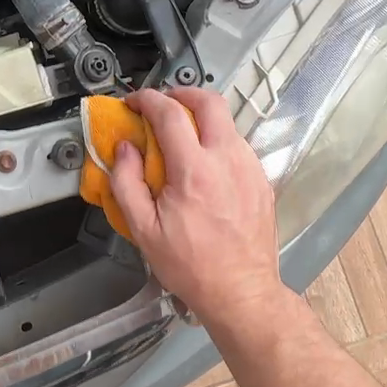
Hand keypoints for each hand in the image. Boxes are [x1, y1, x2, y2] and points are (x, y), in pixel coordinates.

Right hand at [108, 88, 284, 318]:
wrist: (242, 294)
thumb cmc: (190, 265)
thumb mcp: (142, 228)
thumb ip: (125, 181)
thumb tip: (125, 148)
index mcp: (194, 170)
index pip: (170, 113)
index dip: (147, 99)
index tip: (133, 102)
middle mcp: (227, 161)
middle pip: (209, 101)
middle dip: (181, 92)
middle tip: (162, 104)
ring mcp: (249, 169)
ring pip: (226, 121)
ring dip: (200, 117)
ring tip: (180, 135)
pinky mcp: (261, 181)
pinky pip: (237, 145)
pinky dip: (216, 140)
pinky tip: (202, 163)